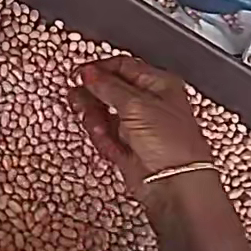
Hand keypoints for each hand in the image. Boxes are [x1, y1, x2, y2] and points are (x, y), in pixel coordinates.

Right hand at [68, 55, 213, 192]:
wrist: (174, 183)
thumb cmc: (170, 142)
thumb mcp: (136, 104)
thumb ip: (108, 86)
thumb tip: (88, 73)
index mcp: (159, 85)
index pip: (125, 67)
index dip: (101, 68)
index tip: (80, 73)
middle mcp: (149, 104)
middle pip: (112, 91)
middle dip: (93, 93)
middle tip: (76, 94)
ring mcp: (137, 128)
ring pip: (105, 114)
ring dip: (93, 115)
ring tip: (86, 116)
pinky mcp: (127, 149)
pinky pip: (106, 137)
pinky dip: (101, 136)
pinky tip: (101, 136)